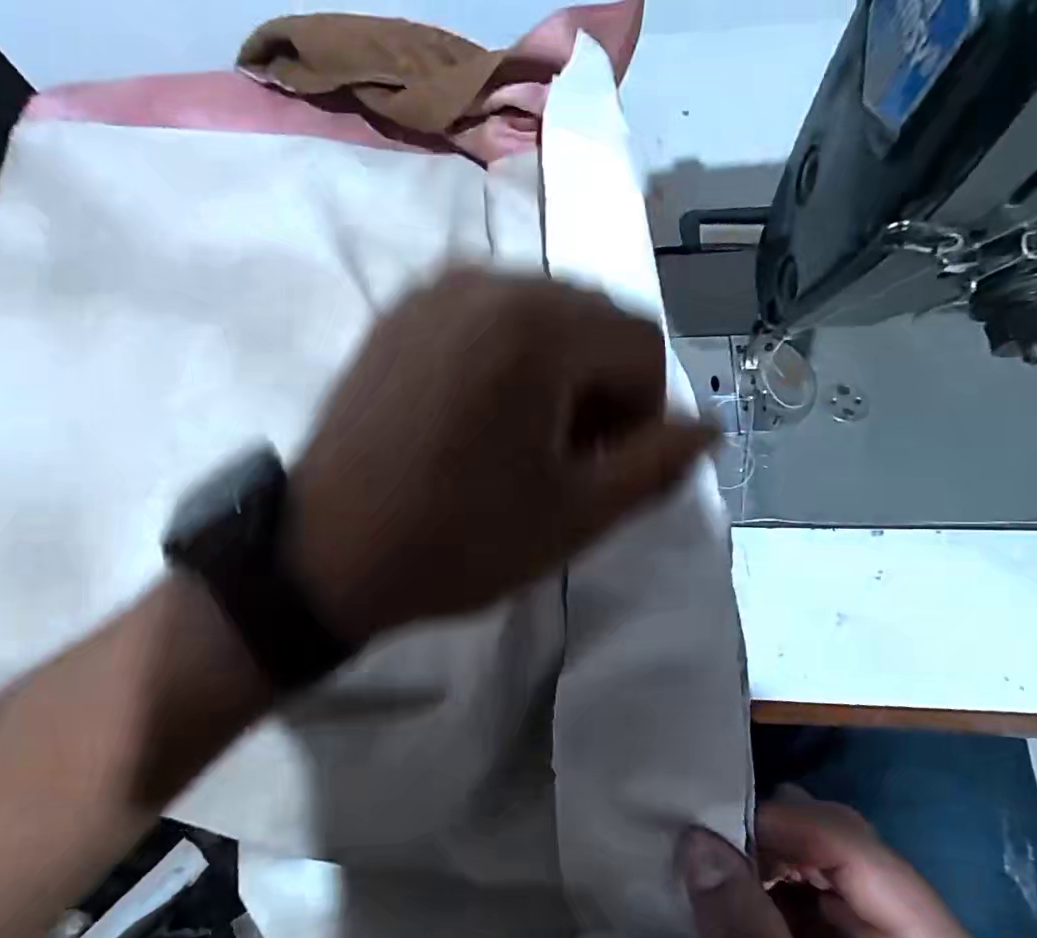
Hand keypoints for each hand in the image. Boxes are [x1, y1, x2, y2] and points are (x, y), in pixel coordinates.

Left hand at [285, 268, 715, 640]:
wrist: (325, 556)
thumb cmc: (460, 541)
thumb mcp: (578, 516)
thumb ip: (659, 464)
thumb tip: (710, 427)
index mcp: (539, 327)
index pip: (642, 346)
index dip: (644, 414)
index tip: (605, 468)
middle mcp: (491, 281)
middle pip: (597, 320)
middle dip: (605, 389)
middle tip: (570, 459)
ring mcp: (439, 288)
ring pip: (548, 315)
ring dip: (563, 373)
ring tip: (526, 441)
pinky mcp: (405, 309)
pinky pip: (494, 317)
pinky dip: (514, 358)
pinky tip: (484, 417)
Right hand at [678, 794, 1013, 937]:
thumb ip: (747, 936)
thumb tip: (694, 842)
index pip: (862, 853)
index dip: (789, 825)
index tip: (714, 822)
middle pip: (853, 857)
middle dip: (778, 843)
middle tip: (710, 846)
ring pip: (833, 878)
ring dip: (773, 868)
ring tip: (716, 870)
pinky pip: (823, 914)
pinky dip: (777, 900)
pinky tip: (739, 902)